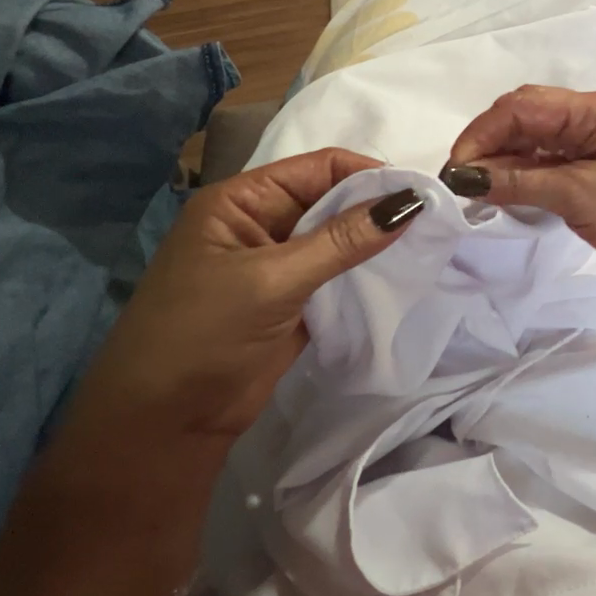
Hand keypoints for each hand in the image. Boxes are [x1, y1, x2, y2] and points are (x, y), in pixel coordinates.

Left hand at [65, 147, 416, 441]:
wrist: (161, 428)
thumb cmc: (201, 337)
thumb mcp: (273, 280)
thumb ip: (343, 240)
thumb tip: (411, 202)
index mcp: (240, 202)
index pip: (320, 167)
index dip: (370, 173)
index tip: (422, 192)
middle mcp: (261, 222)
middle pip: (334, 197)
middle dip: (379, 205)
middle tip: (435, 217)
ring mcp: (278, 262)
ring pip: (341, 235)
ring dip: (378, 239)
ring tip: (428, 242)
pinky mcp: (294, 297)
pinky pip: (340, 269)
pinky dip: (368, 269)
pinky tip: (403, 271)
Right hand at [448, 85, 595, 294]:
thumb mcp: (577, 195)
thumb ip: (519, 180)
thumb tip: (464, 177)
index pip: (525, 105)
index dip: (484, 131)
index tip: (455, 168)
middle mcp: (594, 117)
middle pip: (527, 117)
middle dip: (489, 142)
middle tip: (460, 180)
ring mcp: (594, 143)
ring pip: (535, 140)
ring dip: (503, 159)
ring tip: (474, 189)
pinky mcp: (593, 168)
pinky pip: (548, 161)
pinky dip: (522, 173)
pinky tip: (500, 190)